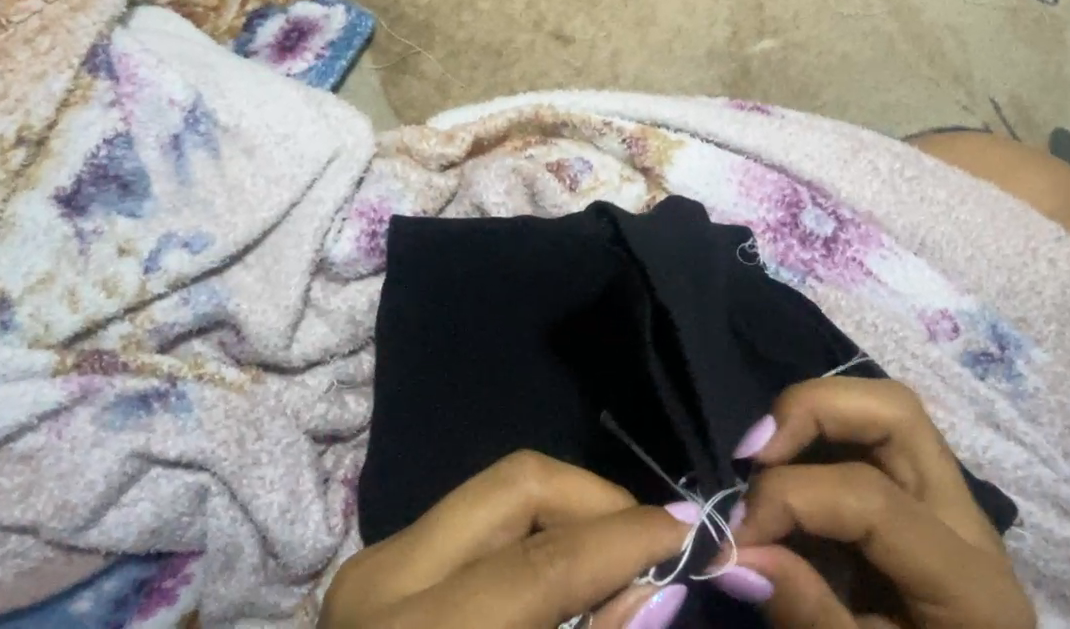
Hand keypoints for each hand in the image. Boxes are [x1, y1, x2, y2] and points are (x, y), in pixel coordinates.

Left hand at [320, 451, 693, 628]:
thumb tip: (659, 587)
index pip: (544, 561)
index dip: (629, 539)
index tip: (695, 530)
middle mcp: (386, 579)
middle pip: (518, 482)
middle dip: (599, 500)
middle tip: (651, 542)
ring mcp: (374, 566)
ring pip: (496, 489)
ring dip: (568, 511)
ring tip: (611, 556)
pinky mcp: (376, 566)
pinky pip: (475, 521)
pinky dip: (531, 532)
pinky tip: (559, 570)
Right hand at [726, 378, 1034, 628]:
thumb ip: (806, 613)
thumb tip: (733, 555)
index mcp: (967, 583)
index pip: (868, 496)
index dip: (787, 500)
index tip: (733, 539)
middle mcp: (968, 520)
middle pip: (895, 412)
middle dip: (811, 412)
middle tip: (751, 455)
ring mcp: (953, 500)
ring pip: (886, 407)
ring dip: (815, 414)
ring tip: (762, 456)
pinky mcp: (927, 497)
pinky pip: (875, 436)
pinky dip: (823, 434)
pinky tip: (786, 468)